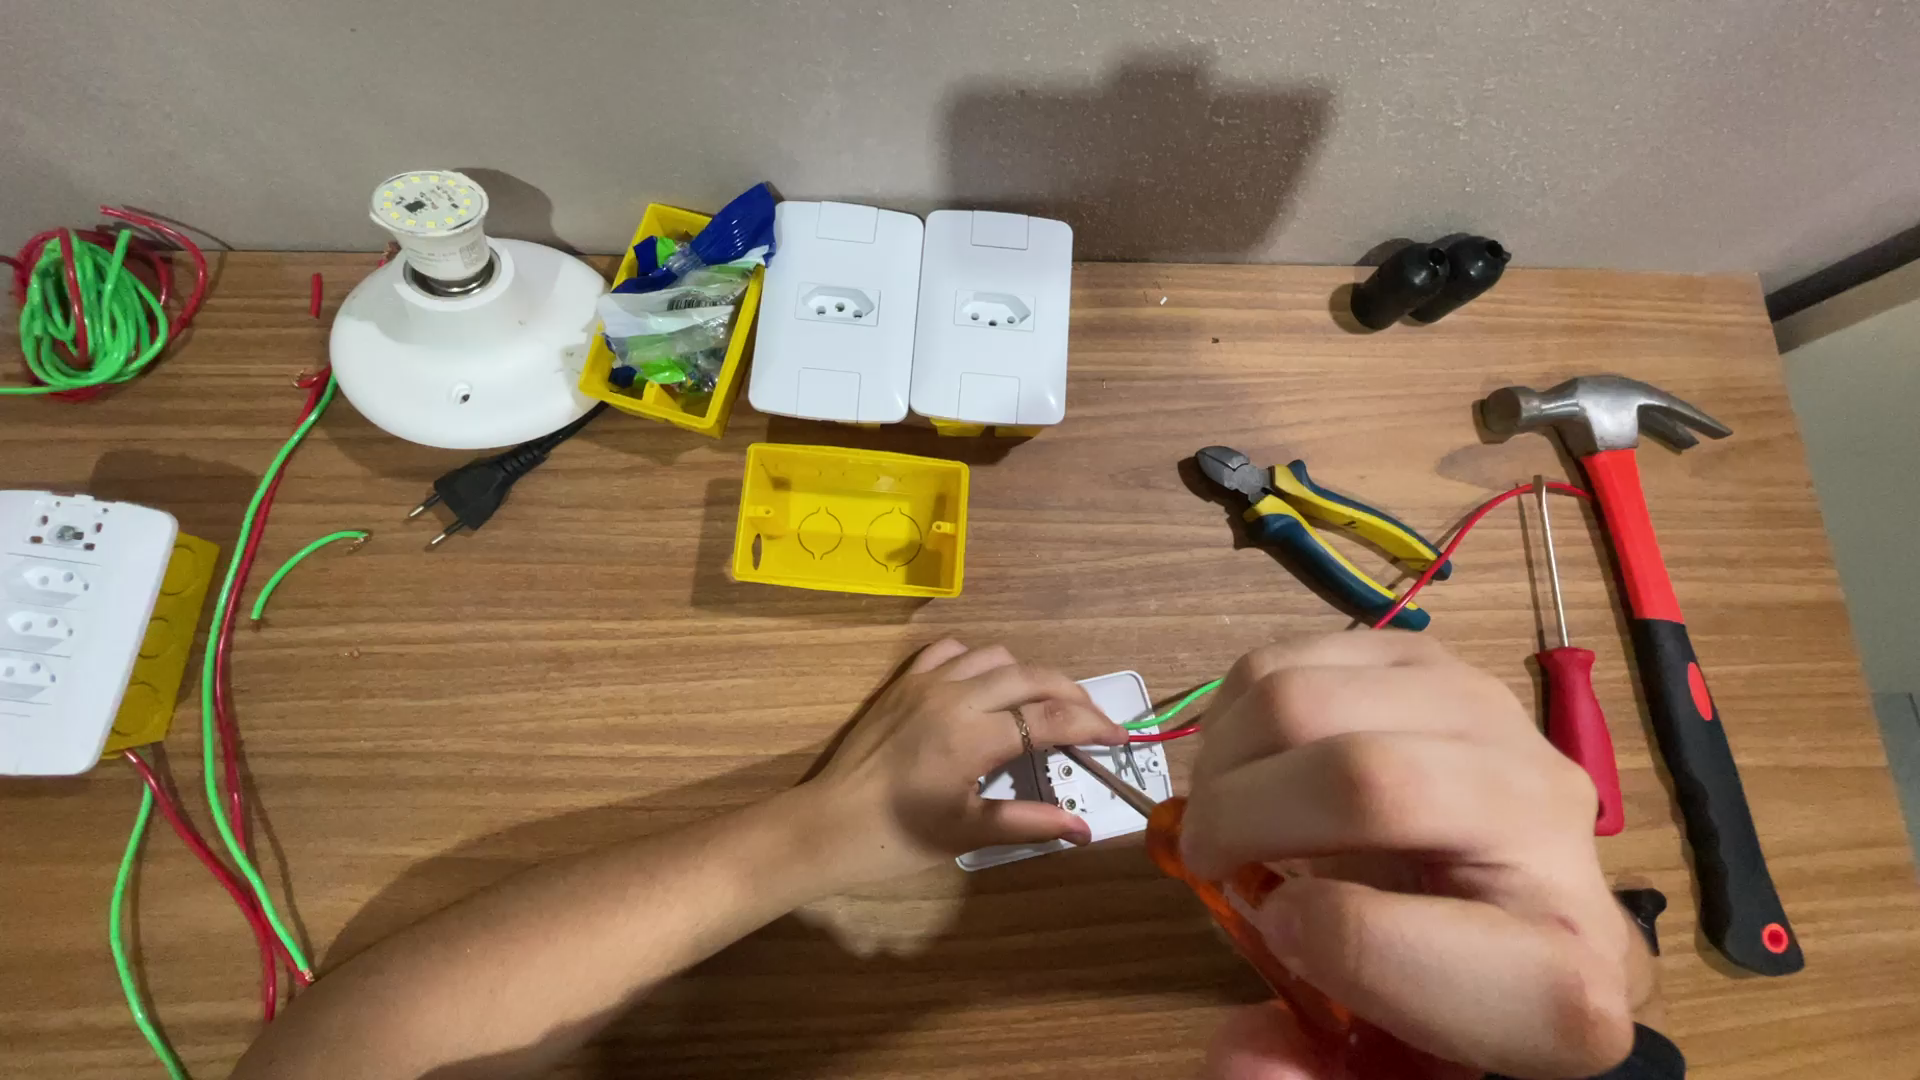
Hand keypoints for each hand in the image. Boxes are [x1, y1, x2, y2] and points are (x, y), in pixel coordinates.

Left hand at [803, 639, 1126, 884]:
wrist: (828, 823)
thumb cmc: (897, 836)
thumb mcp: (967, 833)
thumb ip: (1029, 823)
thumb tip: (1083, 830)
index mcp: (974, 735)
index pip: (1049, 719)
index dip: (1091, 725)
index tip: (1118, 735)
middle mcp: (956, 696)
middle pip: (1032, 677)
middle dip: (1071, 695)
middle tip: (1091, 720)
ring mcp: (927, 681)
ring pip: (995, 656)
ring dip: (1027, 676)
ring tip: (1038, 706)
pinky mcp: (904, 680)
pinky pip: (951, 650)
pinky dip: (978, 661)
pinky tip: (983, 685)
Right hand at [1183, 634, 1644, 1079]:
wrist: (1476, 860)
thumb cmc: (1427, 958)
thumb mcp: (1378, 1047)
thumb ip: (1303, 1071)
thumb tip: (1231, 1061)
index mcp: (1573, 966)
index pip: (1485, 965)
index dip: (1352, 950)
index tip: (1280, 929)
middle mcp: (1548, 817)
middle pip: (1366, 781)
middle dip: (1239, 821)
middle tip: (1207, 856)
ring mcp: (1479, 711)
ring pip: (1298, 700)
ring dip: (1223, 761)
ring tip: (1224, 802)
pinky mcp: (1413, 655)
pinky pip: (1277, 661)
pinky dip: (1228, 714)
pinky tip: (1247, 757)